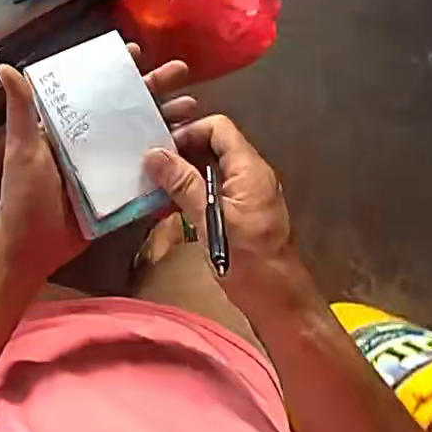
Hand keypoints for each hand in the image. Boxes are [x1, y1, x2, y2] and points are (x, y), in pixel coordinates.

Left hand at [0, 47, 197, 279]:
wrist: (32, 247)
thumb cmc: (22, 194)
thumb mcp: (22, 148)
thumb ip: (21, 111)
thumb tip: (5, 68)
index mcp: (67, 126)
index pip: (95, 90)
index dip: (116, 71)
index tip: (137, 52)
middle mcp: (89, 141)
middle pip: (126, 108)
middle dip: (154, 89)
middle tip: (181, 71)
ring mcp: (106, 165)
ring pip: (141, 135)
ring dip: (166, 120)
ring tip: (192, 108)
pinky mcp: (118, 190)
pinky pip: (147, 170)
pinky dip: (168, 159)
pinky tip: (190, 148)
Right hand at [142, 115, 320, 319]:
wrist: (279, 303)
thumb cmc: (249, 263)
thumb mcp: (211, 221)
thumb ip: (183, 185)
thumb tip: (154, 154)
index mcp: (250, 170)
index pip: (218, 128)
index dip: (188, 133)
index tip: (163, 153)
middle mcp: (251, 174)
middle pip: (212, 145)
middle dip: (180, 154)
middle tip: (152, 170)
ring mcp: (247, 192)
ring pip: (209, 167)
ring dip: (182, 175)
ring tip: (155, 189)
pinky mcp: (240, 210)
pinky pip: (213, 188)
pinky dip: (190, 192)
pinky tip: (168, 207)